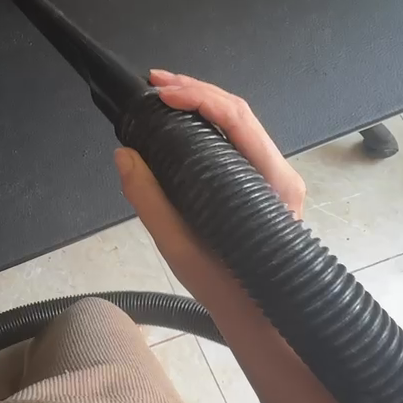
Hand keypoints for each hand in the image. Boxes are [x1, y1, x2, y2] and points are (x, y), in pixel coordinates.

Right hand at [114, 70, 305, 296]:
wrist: (262, 319)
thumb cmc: (226, 287)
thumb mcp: (180, 246)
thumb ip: (149, 200)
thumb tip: (124, 154)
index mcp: (272, 183)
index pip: (238, 119)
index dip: (198, 97)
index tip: (161, 94)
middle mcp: (278, 171)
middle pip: (238, 112)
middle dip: (195, 89)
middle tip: (154, 82)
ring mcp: (270, 175)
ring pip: (237, 121)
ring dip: (199, 100)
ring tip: (162, 92)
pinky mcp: (258, 181)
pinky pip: (233, 138)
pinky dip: (204, 120)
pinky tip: (179, 118)